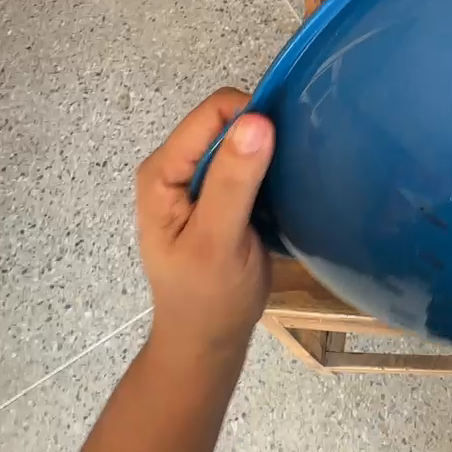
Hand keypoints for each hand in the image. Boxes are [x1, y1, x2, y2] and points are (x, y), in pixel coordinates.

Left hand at [135, 89, 276, 355]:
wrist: (209, 339)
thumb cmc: (209, 297)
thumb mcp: (218, 241)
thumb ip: (234, 182)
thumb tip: (257, 121)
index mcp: (163, 171)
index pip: (214, 112)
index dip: (252, 119)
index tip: (282, 148)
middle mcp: (177, 164)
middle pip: (228, 118)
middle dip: (261, 132)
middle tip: (287, 168)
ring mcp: (199, 176)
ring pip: (241, 135)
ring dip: (268, 148)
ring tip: (288, 177)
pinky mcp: (221, 189)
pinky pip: (248, 156)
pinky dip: (269, 164)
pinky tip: (282, 186)